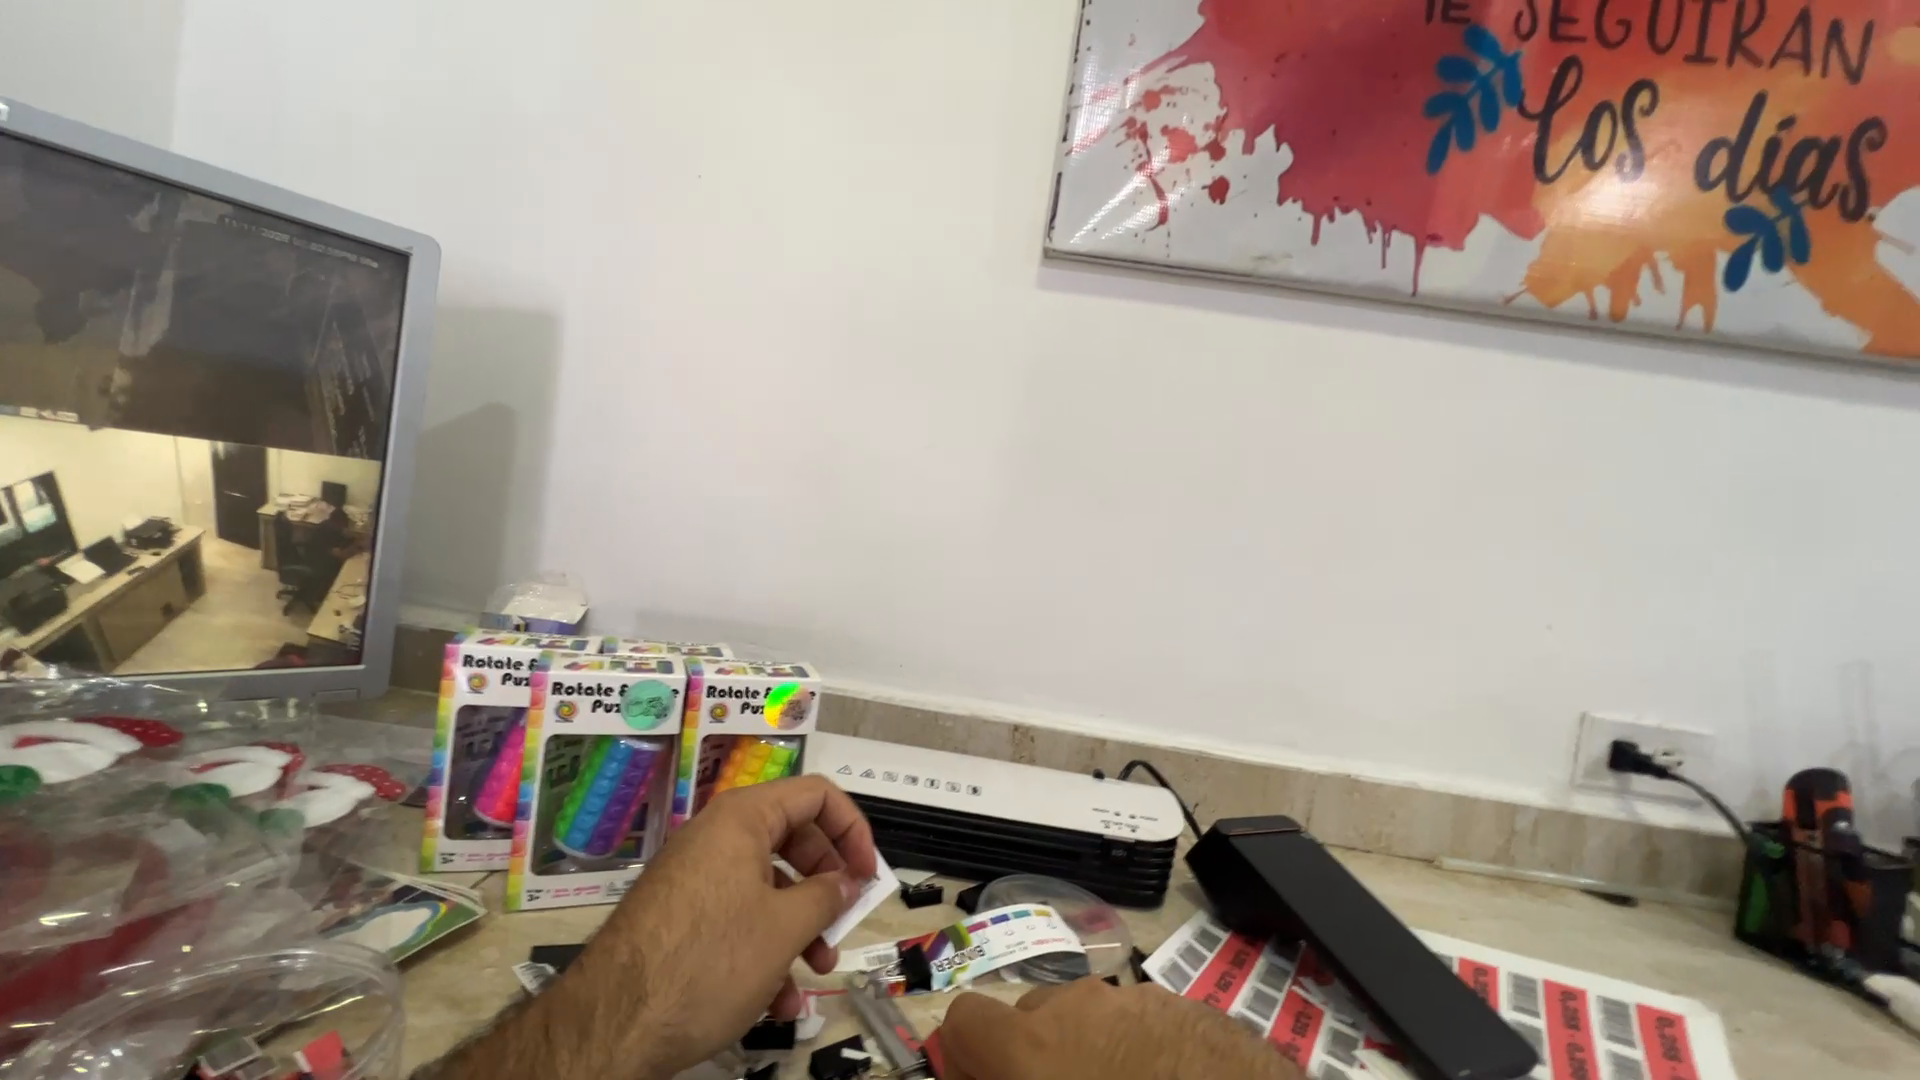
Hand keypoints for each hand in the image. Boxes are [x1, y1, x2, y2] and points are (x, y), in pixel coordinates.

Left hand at [564, 775, 877, 1078]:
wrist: (607, 1028)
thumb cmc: (707, 961)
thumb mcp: (783, 928)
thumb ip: (828, 895)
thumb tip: (847, 881)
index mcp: (743, 818)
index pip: (817, 795)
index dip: (853, 830)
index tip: (869, 875)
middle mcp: (719, 836)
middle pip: (795, 839)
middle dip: (827, 885)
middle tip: (846, 921)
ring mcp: (697, 876)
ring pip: (769, 885)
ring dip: (800, 927)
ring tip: (815, 972)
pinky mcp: (681, 915)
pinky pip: (738, 915)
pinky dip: (764, 948)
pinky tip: (775, 1000)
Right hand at [936, 978, 1304, 1079]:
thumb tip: (986, 1078)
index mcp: (1034, 1046)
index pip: (965, 1018)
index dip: (966, 1057)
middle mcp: (1077, 1005)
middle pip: (1032, 1017)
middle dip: (1036, 1060)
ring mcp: (1137, 998)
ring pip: (1091, 1019)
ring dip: (1092, 1056)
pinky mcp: (1187, 1005)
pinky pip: (1141, 1022)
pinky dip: (1142, 1053)